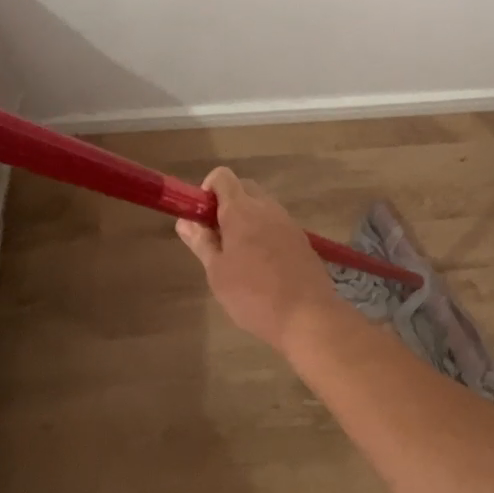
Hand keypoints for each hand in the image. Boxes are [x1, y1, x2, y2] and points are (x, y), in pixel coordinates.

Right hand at [176, 168, 350, 354]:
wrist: (308, 316)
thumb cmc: (253, 295)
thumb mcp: (217, 272)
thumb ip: (201, 242)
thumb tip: (185, 221)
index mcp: (242, 210)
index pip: (222, 176)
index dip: (207, 190)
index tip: (201, 218)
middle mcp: (266, 207)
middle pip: (242, 188)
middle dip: (225, 204)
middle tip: (216, 238)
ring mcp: (287, 221)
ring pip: (261, 205)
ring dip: (245, 218)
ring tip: (238, 255)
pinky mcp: (301, 238)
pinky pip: (276, 223)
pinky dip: (263, 231)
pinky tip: (261, 265)